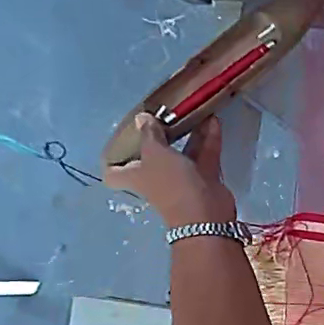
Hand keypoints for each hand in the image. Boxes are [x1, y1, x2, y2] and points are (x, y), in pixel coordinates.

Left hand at [103, 115, 236, 228]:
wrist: (206, 213)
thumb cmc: (171, 183)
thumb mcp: (154, 153)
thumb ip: (149, 134)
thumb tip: (142, 118)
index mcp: (134, 176)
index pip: (113, 172)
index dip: (111, 158)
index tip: (118, 140)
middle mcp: (155, 177)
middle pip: (150, 155)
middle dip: (155, 135)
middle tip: (160, 114)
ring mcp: (180, 178)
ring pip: (181, 151)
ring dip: (186, 132)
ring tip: (190, 110)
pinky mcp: (203, 178)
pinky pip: (203, 155)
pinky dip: (207, 139)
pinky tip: (212, 120)